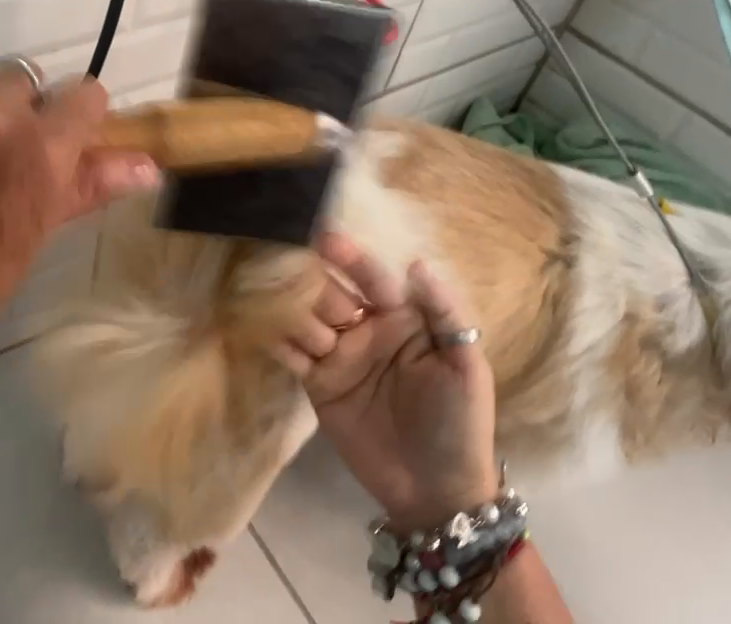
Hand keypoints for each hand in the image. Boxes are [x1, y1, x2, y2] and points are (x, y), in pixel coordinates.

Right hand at [276, 237, 499, 530]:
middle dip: (314, 285)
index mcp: (402, 318)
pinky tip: (264, 328)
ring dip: (293, 310)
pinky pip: (292, 354)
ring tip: (282, 309)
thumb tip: (416, 262)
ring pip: (307, 319)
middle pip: (331, 293)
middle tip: (295, 282)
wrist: (436, 491)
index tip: (327, 239)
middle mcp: (365, 329)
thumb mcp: (466, 367)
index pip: (373, 278)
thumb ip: (444, 313)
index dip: (352, 259)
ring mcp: (338, 355)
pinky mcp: (317, 384)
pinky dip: (278, 340)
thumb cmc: (460, 423)